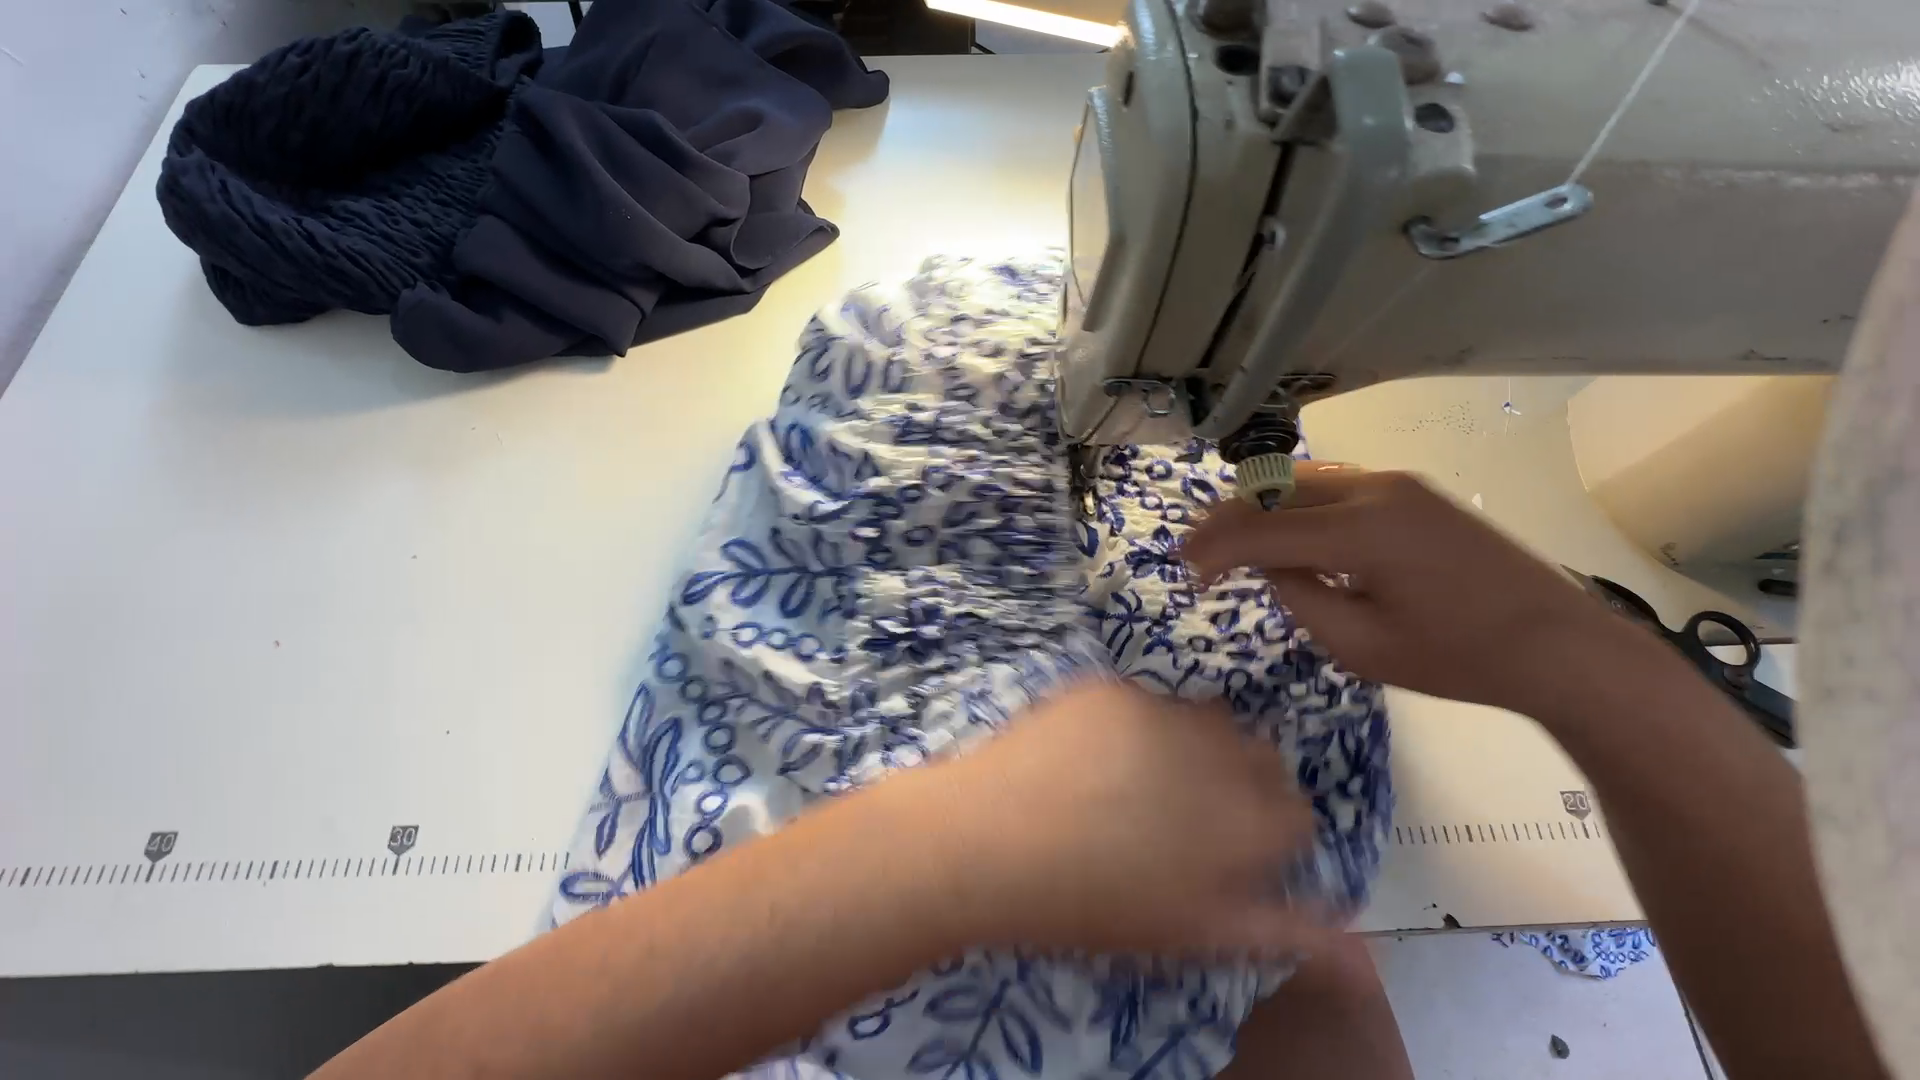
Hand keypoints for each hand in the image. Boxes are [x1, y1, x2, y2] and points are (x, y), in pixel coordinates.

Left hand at [881, 679, 1336, 956]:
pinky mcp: (1112, 685)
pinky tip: (1090, 754)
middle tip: (1179, 815)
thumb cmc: (1091, 904)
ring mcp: (1163, 708)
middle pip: (1260, 757)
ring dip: (1190, 746)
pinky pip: (1144, 701)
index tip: (1226, 849)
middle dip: (1236, 783)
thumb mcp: (1195, 932)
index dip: (1263, 832)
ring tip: (1134, 781)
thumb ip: (1286, 931)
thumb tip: (1367, 954)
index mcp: (1252, 821)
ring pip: (1205, 722)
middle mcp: (1223, 751)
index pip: (1297, 814)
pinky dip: (1133, 725)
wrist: (987, 841)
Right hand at [1179, 464, 1640, 716]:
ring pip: (1303, 480)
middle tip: (1198, 551)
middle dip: (1228, 518)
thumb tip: (1272, 566)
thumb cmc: (1457, 657)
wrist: (1560, 645)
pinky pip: (1335, 487)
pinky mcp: (1414, 492)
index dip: (1214, 547)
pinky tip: (1291, 536)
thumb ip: (1299, 597)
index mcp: (1361, 530)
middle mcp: (1375, 489)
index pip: (1261, 529)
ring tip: (1234, 542)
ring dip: (1262, 508)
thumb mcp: (1359, 645)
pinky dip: (1298, 507)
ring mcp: (1398, 484)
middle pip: (1275, 489)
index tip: (1186, 570)